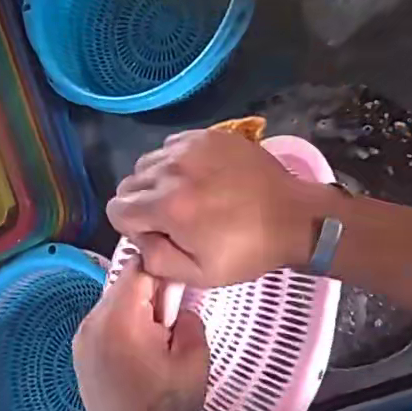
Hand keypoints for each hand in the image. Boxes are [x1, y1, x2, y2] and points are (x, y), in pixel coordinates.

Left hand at [72, 261, 210, 410]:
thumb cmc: (165, 409)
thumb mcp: (194, 360)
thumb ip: (189, 317)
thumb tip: (177, 303)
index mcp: (118, 318)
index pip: (139, 267)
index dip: (164, 273)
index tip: (180, 293)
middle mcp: (92, 320)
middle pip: (124, 283)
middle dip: (150, 294)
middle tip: (170, 325)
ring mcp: (81, 337)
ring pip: (114, 302)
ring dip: (136, 311)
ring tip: (155, 345)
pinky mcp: (80, 352)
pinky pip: (105, 322)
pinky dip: (123, 327)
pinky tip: (138, 357)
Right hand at [107, 129, 332, 286]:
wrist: (294, 216)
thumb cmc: (248, 251)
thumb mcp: (199, 275)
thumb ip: (155, 260)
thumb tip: (138, 239)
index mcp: (167, 206)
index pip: (116, 209)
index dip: (133, 228)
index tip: (159, 234)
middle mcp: (171, 170)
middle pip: (128, 185)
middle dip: (142, 204)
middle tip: (174, 218)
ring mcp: (189, 147)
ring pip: (147, 164)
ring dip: (158, 182)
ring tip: (188, 196)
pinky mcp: (206, 135)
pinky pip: (170, 147)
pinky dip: (176, 163)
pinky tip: (200, 178)